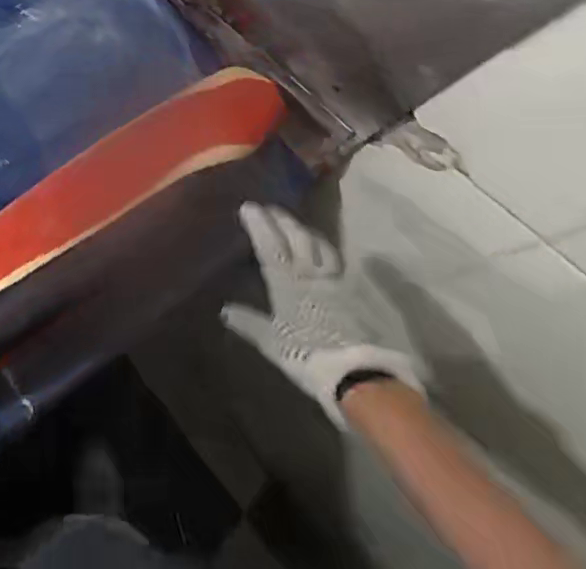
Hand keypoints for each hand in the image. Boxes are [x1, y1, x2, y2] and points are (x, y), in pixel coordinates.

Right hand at [222, 202, 420, 426]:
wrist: (360, 377)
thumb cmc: (308, 356)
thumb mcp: (272, 343)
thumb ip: (250, 323)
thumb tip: (225, 310)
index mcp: (288, 286)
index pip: (271, 248)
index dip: (260, 226)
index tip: (249, 207)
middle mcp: (312, 278)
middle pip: (299, 241)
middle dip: (284, 222)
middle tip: (273, 208)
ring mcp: (337, 286)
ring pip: (324, 250)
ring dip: (309, 233)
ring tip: (300, 226)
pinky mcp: (355, 298)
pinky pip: (340, 267)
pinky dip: (330, 254)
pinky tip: (327, 254)